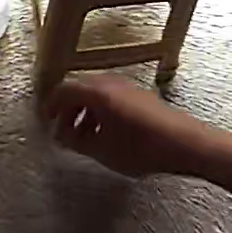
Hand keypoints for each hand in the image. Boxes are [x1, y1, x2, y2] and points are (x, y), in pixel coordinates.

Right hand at [41, 74, 230, 177]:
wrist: (185, 143)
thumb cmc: (143, 146)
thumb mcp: (101, 150)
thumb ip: (76, 141)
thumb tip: (63, 135)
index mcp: (97, 91)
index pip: (64, 90)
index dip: (52, 105)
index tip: (47, 119)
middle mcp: (110, 83)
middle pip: (79, 89)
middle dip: (68, 109)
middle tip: (62, 128)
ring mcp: (127, 87)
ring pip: (96, 94)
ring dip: (85, 111)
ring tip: (83, 136)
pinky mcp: (139, 96)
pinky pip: (111, 97)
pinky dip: (101, 111)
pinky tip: (105, 133)